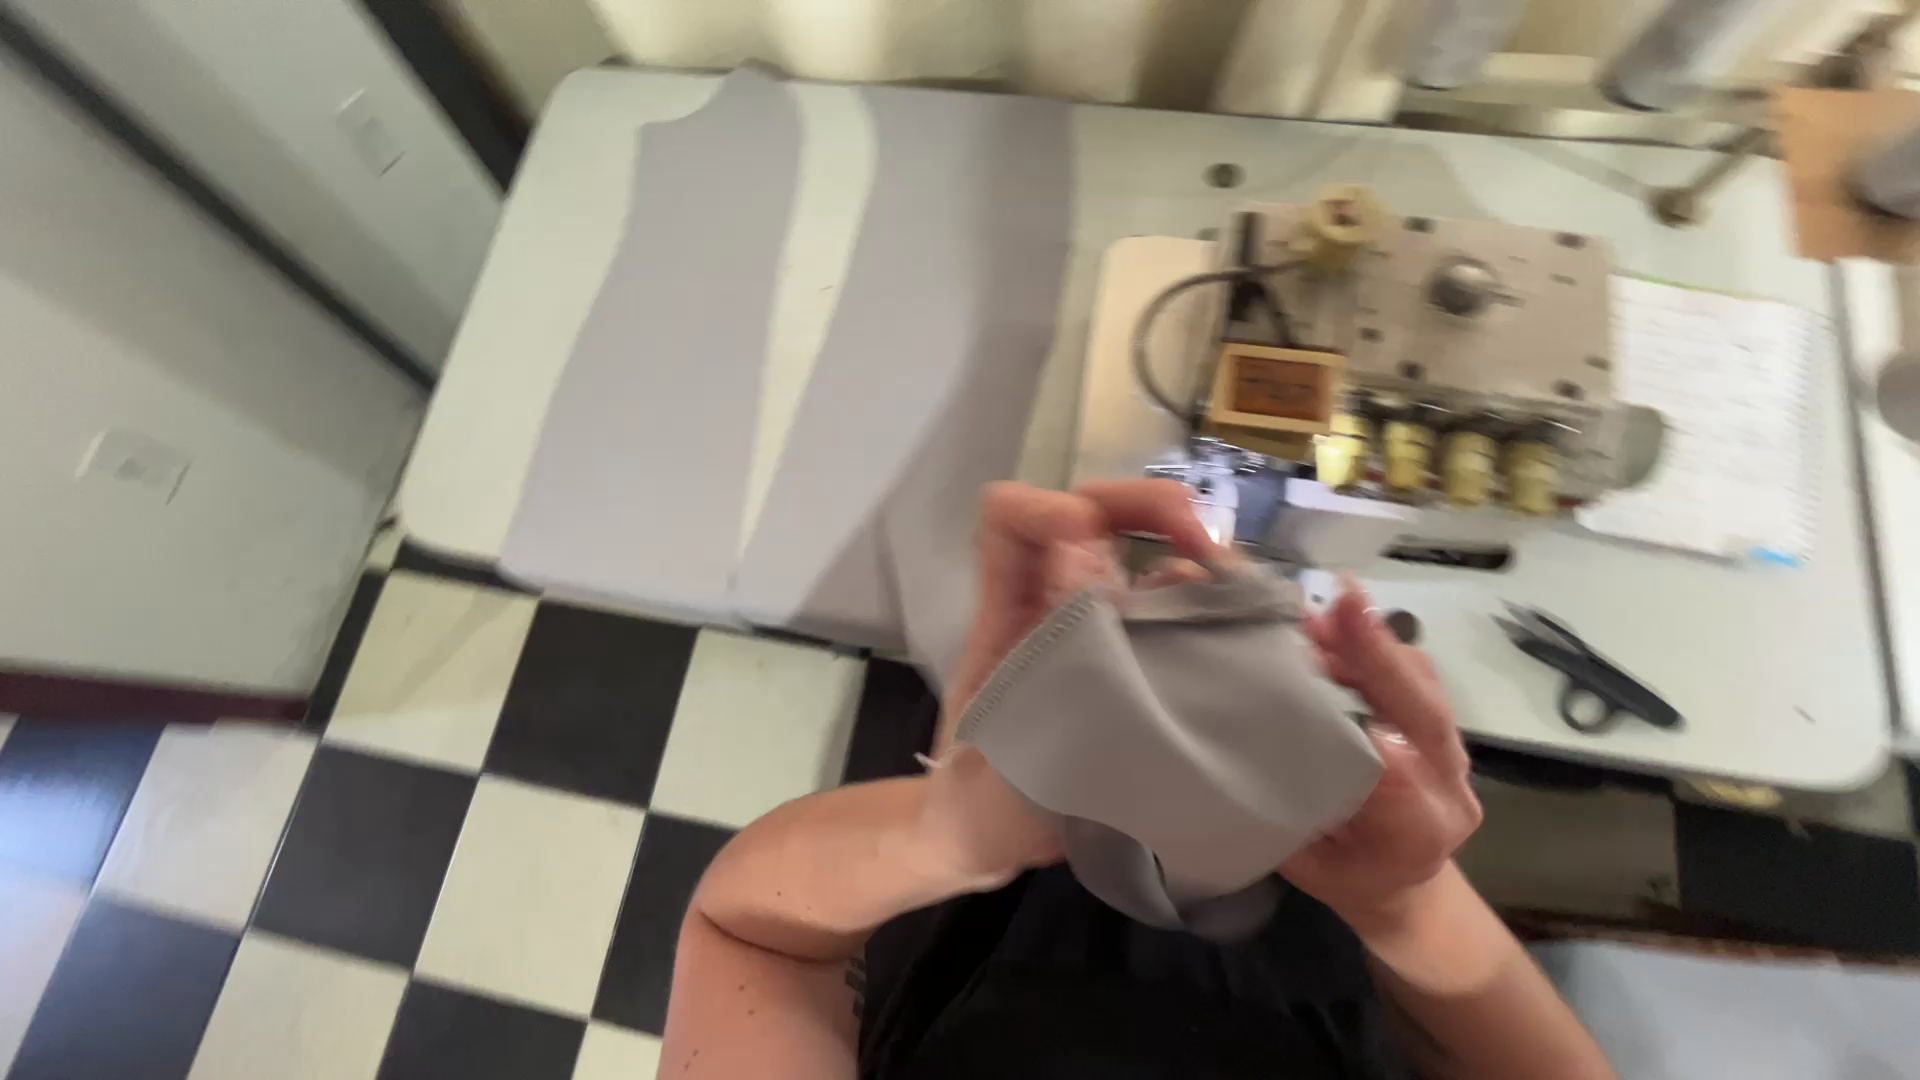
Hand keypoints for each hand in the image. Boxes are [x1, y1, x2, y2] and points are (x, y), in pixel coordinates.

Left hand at [920, 479, 1217, 887]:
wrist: (997, 845)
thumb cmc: (983, 797)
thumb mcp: (1007, 732)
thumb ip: (1042, 652)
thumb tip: (1085, 561)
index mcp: (1006, 613)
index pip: (1009, 520)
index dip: (1043, 505)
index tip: (1088, 534)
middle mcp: (1053, 604)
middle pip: (1092, 512)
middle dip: (1149, 507)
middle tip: (1204, 541)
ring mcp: (1098, 628)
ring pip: (1142, 551)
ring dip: (1191, 549)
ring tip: (1233, 590)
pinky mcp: (1137, 661)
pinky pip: (1173, 607)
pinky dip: (1210, 601)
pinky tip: (1240, 630)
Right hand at [1280, 578, 1482, 936]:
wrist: (1399, 881)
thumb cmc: (1344, 874)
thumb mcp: (1310, 865)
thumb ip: (1293, 822)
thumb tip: (1251, 764)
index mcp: (1415, 838)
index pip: (1411, 800)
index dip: (1389, 760)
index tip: (1361, 723)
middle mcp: (1448, 789)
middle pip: (1426, 720)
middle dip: (1384, 663)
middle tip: (1344, 607)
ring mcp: (1448, 750)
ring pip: (1424, 688)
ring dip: (1377, 642)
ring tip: (1331, 602)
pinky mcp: (1434, 720)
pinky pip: (1414, 674)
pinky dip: (1376, 640)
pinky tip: (1337, 614)